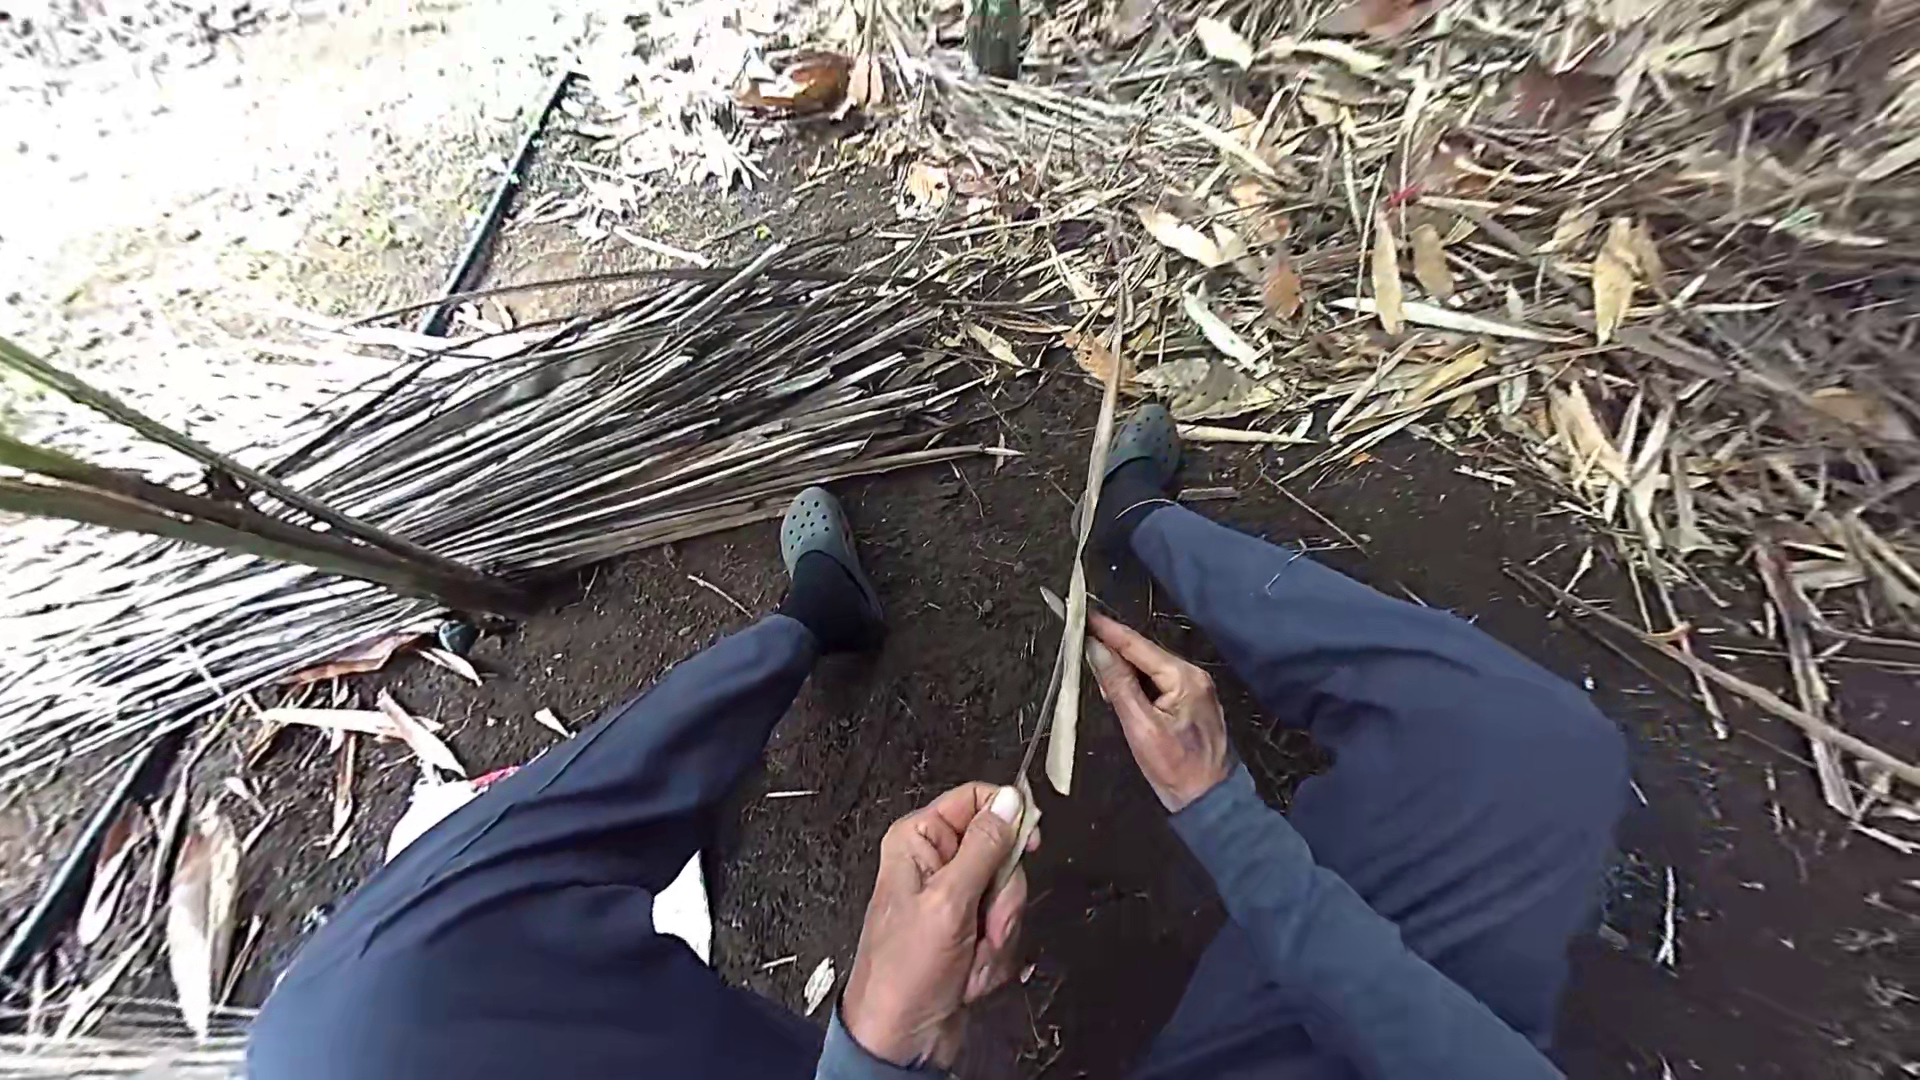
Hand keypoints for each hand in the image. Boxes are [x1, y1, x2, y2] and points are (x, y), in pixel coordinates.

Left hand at [841, 783, 1037, 1067]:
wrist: (901, 1043)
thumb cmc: (903, 974)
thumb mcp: (948, 901)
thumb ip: (984, 847)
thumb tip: (1009, 801)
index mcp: (921, 838)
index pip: (975, 799)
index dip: (1007, 815)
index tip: (1029, 840)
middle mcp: (937, 860)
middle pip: (1001, 849)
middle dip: (1001, 896)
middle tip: (986, 921)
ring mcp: (955, 894)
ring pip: (1008, 890)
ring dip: (999, 930)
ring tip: (972, 954)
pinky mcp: (970, 924)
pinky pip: (1006, 923)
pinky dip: (996, 952)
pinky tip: (971, 970)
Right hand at [1087, 612, 1232, 811]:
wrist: (1211, 805)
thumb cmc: (1177, 769)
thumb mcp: (1141, 727)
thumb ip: (1118, 684)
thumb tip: (1095, 650)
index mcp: (1184, 677)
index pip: (1137, 645)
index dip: (1108, 629)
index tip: (1083, 613)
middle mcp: (1192, 676)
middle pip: (1143, 653)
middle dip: (1111, 648)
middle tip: (1080, 641)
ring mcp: (1193, 689)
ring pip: (1148, 668)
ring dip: (1121, 667)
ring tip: (1093, 666)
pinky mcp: (1189, 703)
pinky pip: (1155, 682)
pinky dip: (1134, 682)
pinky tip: (1117, 689)